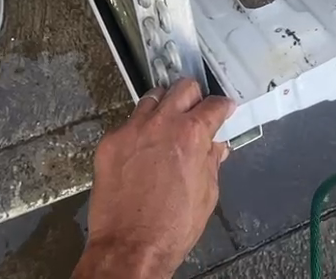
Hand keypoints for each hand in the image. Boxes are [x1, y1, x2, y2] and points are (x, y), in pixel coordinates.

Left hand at [74, 79, 234, 278]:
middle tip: (195, 111)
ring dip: (164, 106)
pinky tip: (141, 148)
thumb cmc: (171, 228)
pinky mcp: (111, 141)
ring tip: (166, 124)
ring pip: (154, 97)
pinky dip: (138, 130)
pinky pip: (128, 122)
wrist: (129, 248)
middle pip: (184, 87)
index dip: (223, 107)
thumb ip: (212, 161)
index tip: (223, 110)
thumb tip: (216, 147)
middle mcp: (163, 123)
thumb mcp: (207, 194)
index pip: (214, 104)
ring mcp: (133, 129)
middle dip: (194, 97)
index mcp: (191, 135)